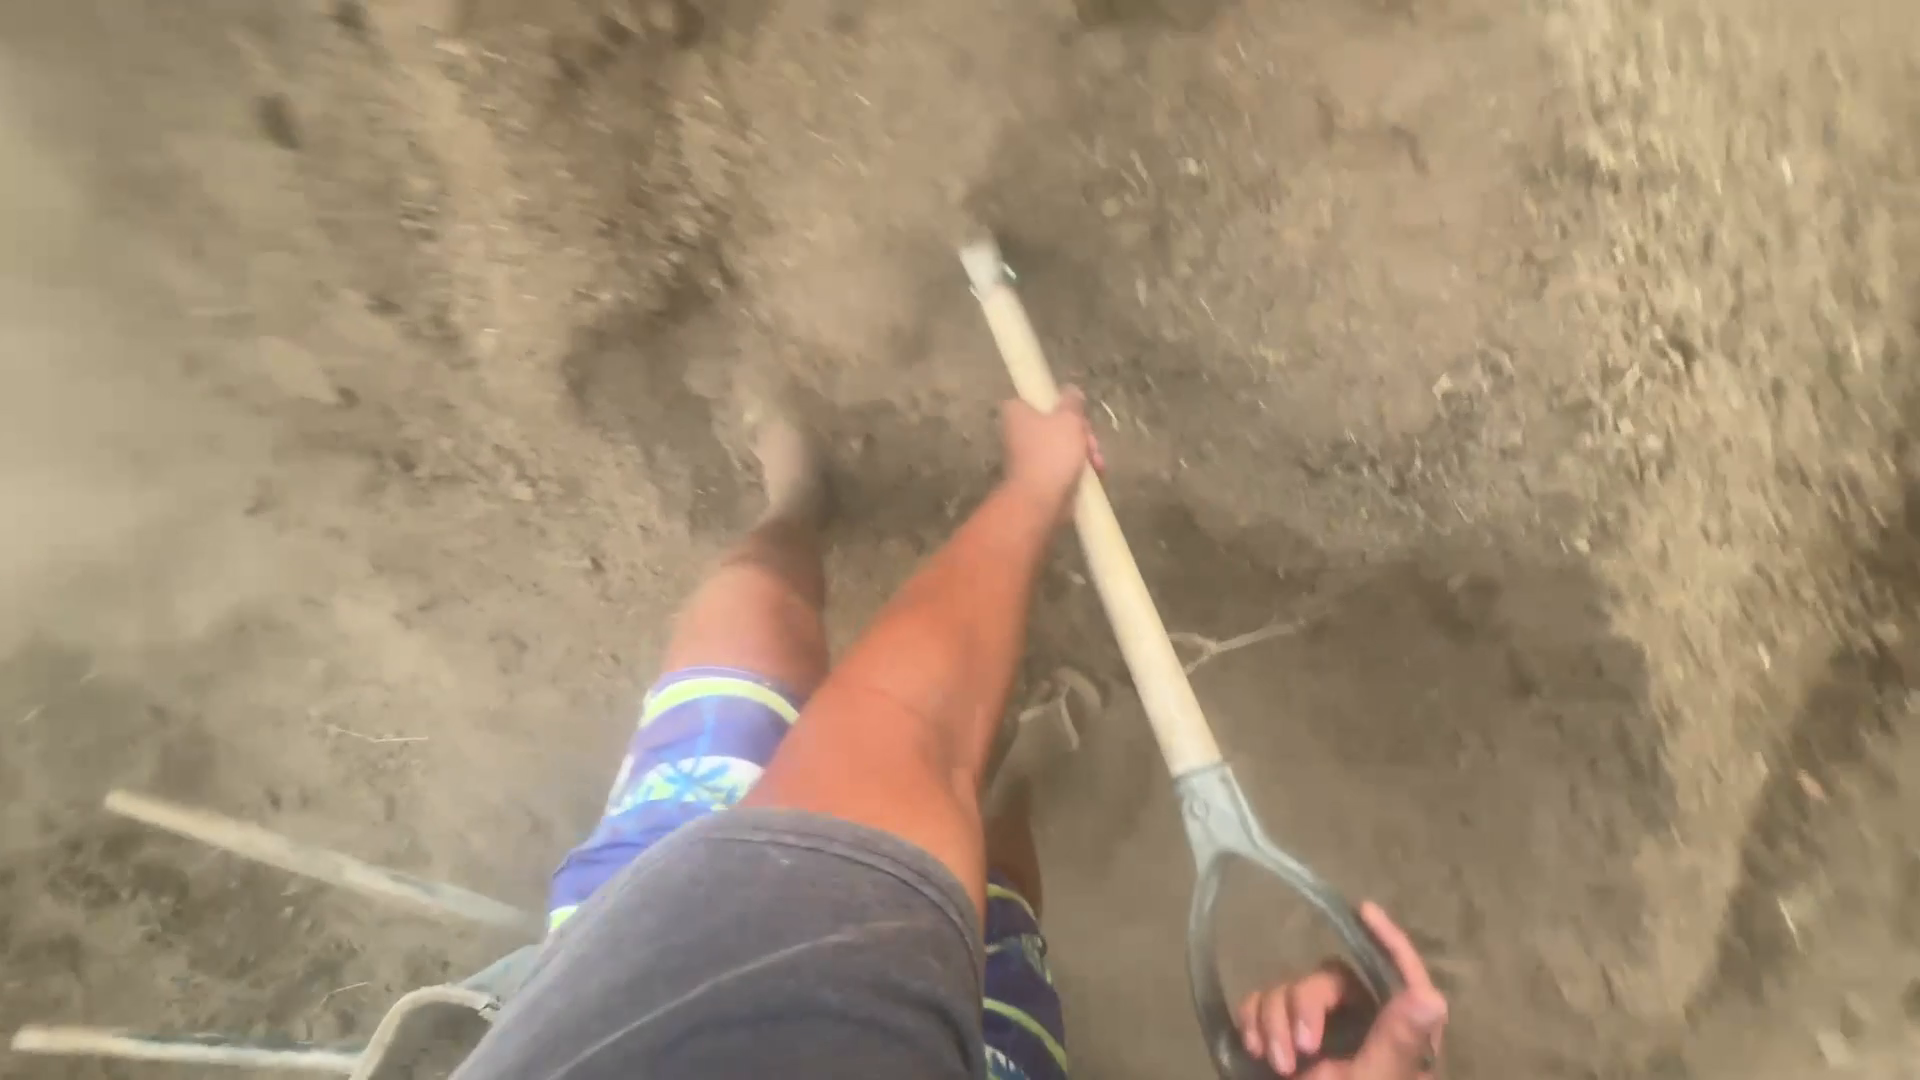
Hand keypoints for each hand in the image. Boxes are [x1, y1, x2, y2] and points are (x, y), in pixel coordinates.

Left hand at [1001, 386, 1102, 517]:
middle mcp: (1018, 432)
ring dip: (1084, 452)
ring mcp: (1028, 456)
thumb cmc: (1052, 453)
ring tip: (1096, 464)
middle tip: (1090, 443)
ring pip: (1063, 446)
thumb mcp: (1068, 419)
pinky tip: (1095, 474)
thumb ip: (1072, 402)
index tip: (1079, 416)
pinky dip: (1078, 469)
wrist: (1041, 499)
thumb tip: (1070, 390)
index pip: (1040, 398)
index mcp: (1017, 412)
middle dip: (1081, 433)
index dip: (1063, 406)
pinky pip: (1063, 466)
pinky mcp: (1039, 476)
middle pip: (1057, 423)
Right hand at [1235, 903, 1447, 1078]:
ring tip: (1272, 1062)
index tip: (1364, 910)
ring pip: (1290, 989)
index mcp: (1393, 1041)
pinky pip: (1261, 1002)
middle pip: (1329, 980)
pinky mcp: (1278, 1035)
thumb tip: (1433, 996)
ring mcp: (1316, 1033)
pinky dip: (1255, 1019)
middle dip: (1305, 1005)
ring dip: (1275, 1020)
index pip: (1402, 982)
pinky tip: (1252, 1047)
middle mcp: (1357, 1030)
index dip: (1390, 944)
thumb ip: (1396, 1044)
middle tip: (1299, 1049)